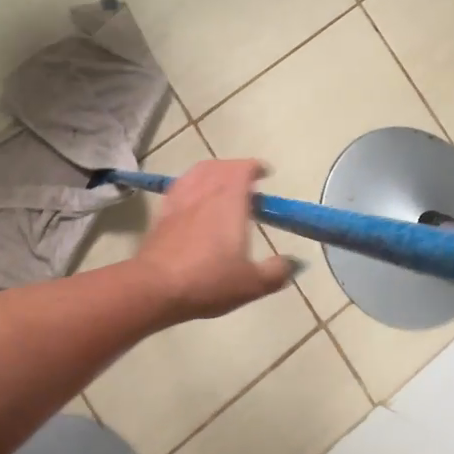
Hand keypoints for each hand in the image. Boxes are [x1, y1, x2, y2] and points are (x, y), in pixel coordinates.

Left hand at [130, 158, 293, 322]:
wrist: (157, 286)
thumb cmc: (209, 282)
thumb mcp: (252, 284)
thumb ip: (277, 271)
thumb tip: (296, 262)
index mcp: (229, 202)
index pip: (242, 170)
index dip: (254, 167)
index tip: (265, 173)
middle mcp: (204, 193)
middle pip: (219, 166)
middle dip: (235, 168)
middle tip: (248, 180)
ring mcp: (180, 200)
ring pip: (197, 172)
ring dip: (213, 170)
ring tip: (223, 182)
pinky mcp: (163, 211)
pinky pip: (180, 184)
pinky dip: (192, 181)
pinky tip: (194, 194)